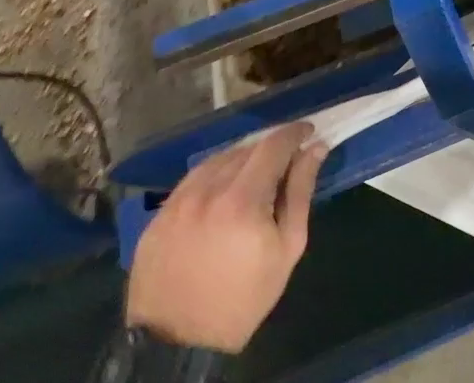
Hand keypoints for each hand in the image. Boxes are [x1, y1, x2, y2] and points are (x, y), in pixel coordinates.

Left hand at [125, 123, 326, 352]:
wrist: (178, 343)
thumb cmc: (245, 297)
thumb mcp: (287, 247)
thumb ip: (300, 192)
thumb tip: (316, 150)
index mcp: (242, 199)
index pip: (273, 146)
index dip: (294, 133)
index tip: (309, 132)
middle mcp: (205, 191)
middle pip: (245, 149)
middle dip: (270, 149)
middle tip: (287, 162)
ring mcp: (176, 203)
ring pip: (216, 161)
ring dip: (241, 160)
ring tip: (256, 176)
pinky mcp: (157, 217)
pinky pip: (191, 181)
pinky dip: (214, 177)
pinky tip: (223, 193)